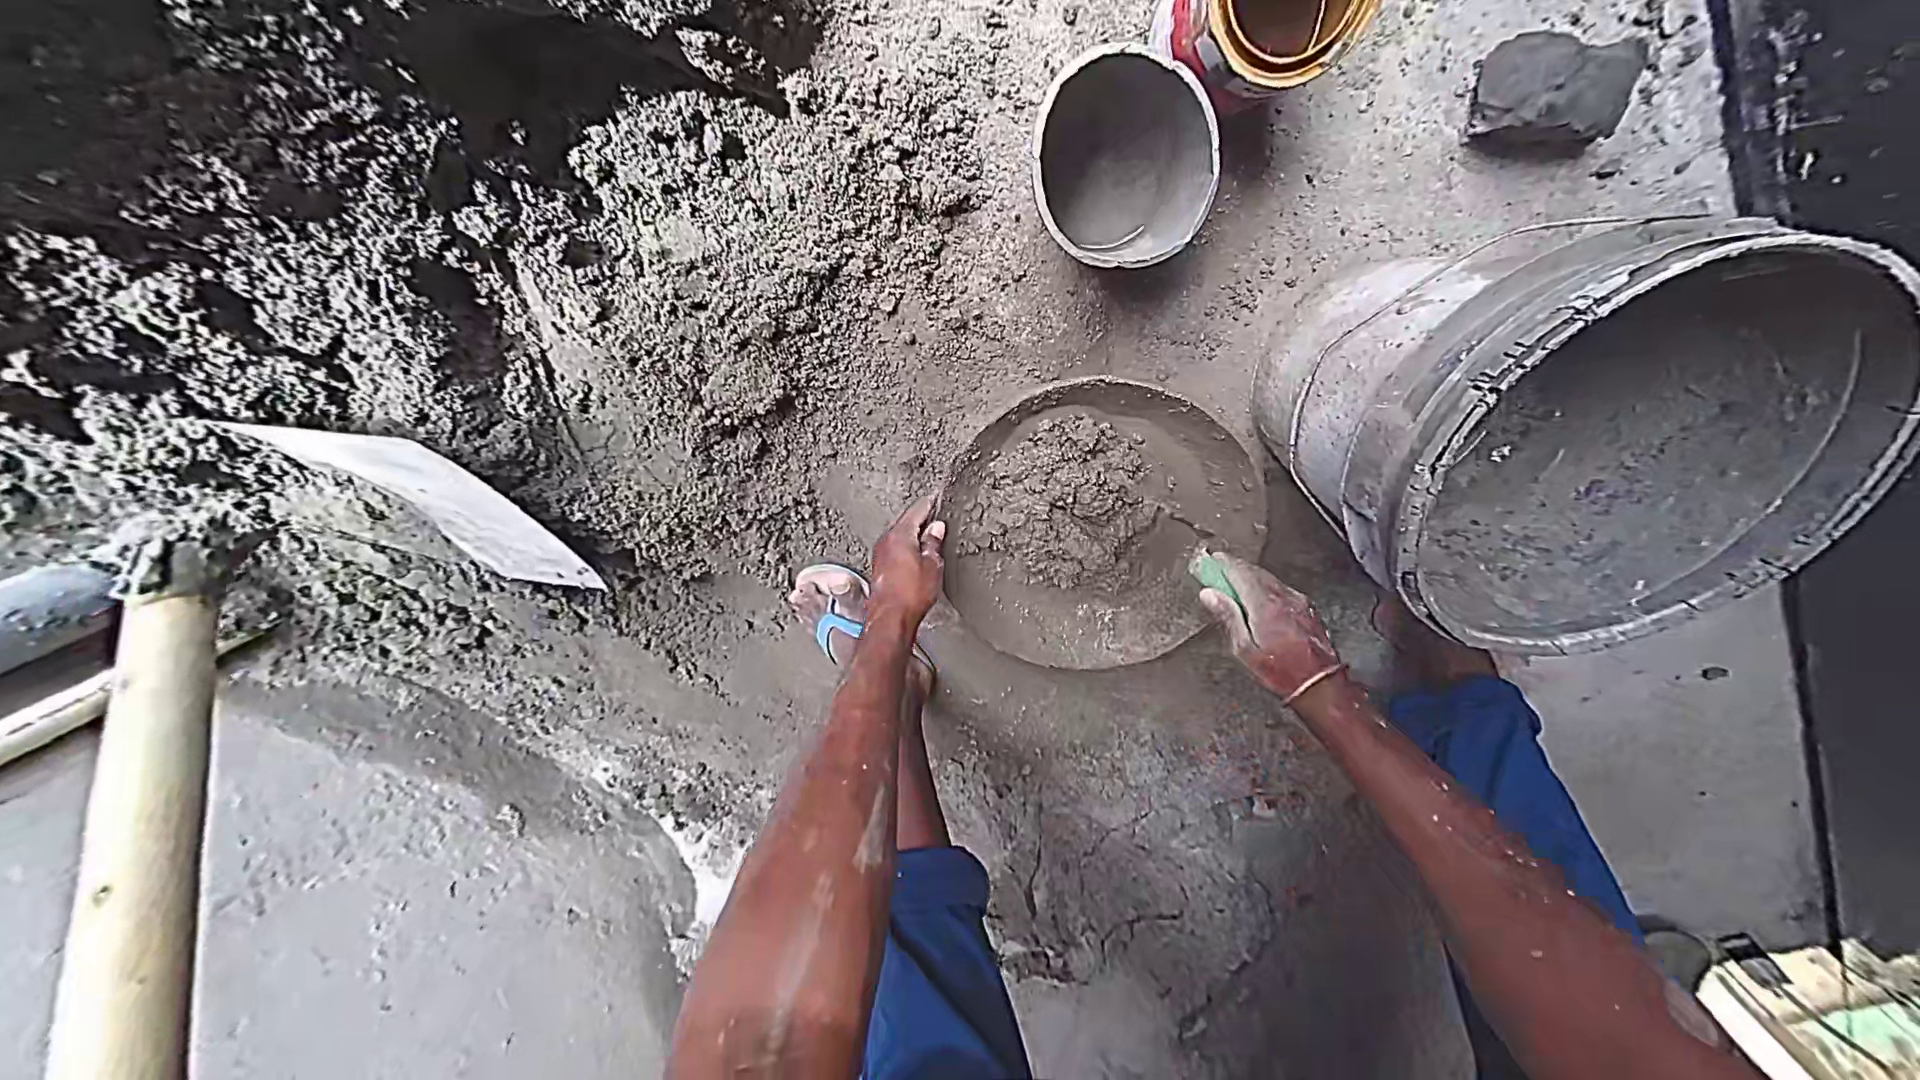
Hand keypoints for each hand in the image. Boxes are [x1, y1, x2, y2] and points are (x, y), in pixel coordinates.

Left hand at [869, 494, 946, 623]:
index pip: (916, 510)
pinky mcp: (879, 568)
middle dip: (920, 519)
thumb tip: (936, 529)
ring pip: (899, 536)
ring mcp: (880, 555)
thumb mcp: (932, 565)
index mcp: (900, 535)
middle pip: (905, 522)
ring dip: (912, 534)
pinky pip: (894, 550)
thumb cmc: (910, 594)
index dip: (929, 504)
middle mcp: (886, 541)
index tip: (936, 498)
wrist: (890, 618)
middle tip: (934, 514)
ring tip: (927, 535)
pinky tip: (913, 554)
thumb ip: (933, 543)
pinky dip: (905, 547)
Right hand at [1198, 554, 1343, 700]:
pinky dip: (1264, 586)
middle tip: (1217, 569)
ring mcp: (1297, 601)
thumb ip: (1227, 616)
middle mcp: (1283, 597)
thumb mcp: (1244, 648)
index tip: (1209, 561)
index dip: (1222, 564)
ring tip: (1233, 583)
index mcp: (1264, 604)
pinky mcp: (1306, 608)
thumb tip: (1210, 595)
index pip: (1239, 572)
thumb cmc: (1282, 670)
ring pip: (1268, 578)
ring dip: (1249, 576)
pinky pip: (1280, 588)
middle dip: (1234, 567)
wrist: (1320, 684)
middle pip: (1254, 571)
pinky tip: (1256, 596)